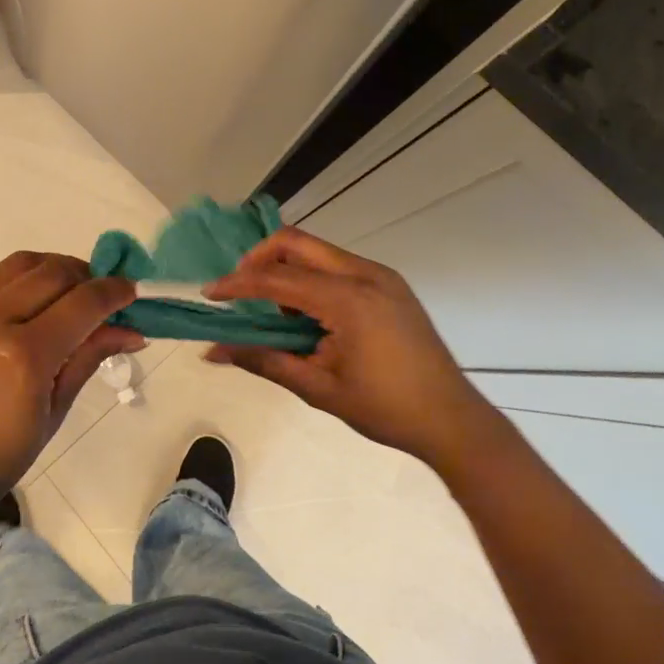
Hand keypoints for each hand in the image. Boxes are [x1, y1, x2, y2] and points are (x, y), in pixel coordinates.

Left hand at [0, 252, 141, 524]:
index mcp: (20, 356)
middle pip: (51, 272)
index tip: (131, 291)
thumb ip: (90, 355)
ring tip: (65, 293)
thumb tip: (133, 329)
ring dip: (50, 272)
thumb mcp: (55, 409)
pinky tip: (22, 305)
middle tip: (100, 295)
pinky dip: (14, 283)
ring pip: (18, 265)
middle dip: (86, 277)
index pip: (81, 303)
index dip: (113, 292)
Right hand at [203, 227, 495, 463]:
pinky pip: (338, 266)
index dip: (238, 284)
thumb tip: (213, 352)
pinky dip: (312, 279)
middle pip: (296, 243)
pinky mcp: (390, 285)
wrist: (453, 420)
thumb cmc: (386, 409)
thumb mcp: (318, 388)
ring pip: (317, 251)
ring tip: (277, 316)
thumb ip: (264, 361)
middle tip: (239, 290)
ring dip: (287, 270)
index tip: (209, 295)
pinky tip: (310, 317)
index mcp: (348, 299)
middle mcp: (365, 274)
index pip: (278, 279)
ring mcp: (381, 276)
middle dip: (259, 259)